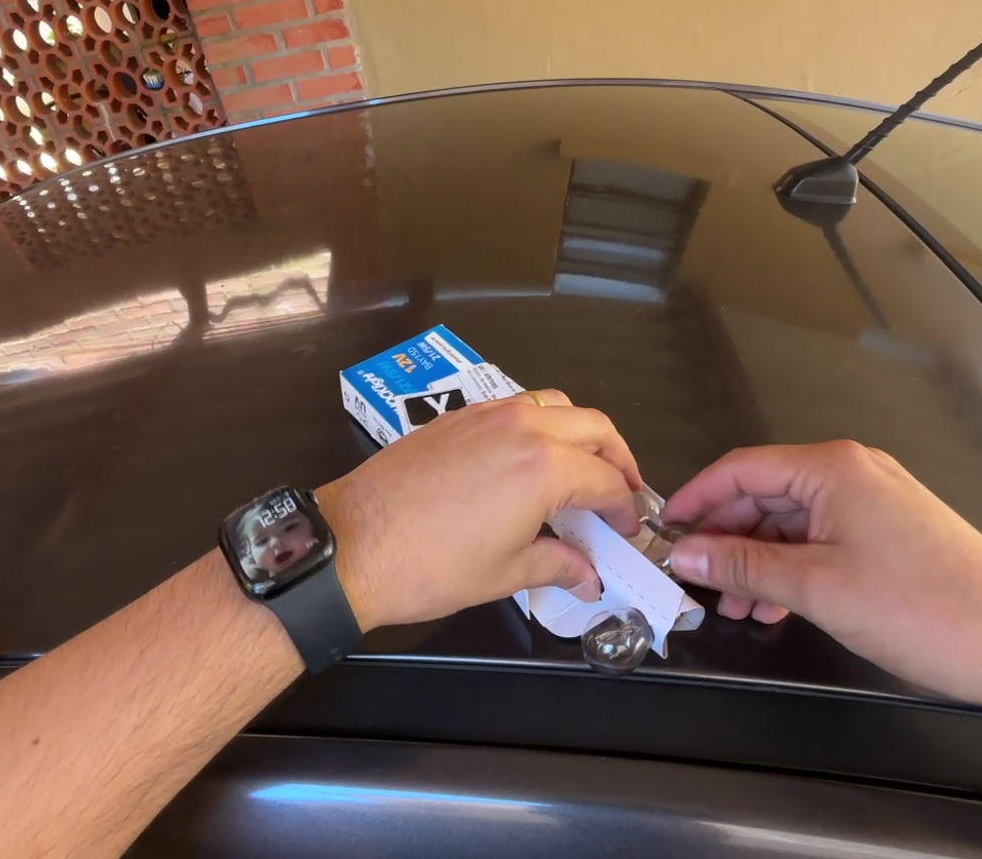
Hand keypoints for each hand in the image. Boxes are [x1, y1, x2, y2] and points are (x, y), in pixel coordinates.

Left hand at [321, 390, 642, 630]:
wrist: (353, 543)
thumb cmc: (433, 566)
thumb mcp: (505, 573)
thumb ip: (559, 565)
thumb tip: (589, 576)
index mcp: (544, 466)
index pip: (607, 481)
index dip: (625, 508)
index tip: (628, 530)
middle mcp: (523, 426)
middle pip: (594, 427)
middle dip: (618, 459)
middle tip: (621, 494)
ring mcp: (487, 413)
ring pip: (555, 405)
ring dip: (580, 433)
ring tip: (581, 470)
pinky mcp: (458, 415)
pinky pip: (517, 406)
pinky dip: (540, 424)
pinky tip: (531, 459)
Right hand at [662, 441, 981, 706]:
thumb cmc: (920, 608)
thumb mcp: (816, 586)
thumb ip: (740, 564)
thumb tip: (683, 554)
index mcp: (831, 467)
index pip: (740, 469)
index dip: (697, 498)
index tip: (665, 531)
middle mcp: (850, 473)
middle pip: (764, 496)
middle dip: (726, 538)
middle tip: (698, 580)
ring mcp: (872, 502)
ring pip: (790, 523)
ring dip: (757, 561)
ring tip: (736, 607)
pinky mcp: (888, 532)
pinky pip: (820, 540)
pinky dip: (792, 569)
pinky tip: (775, 605)